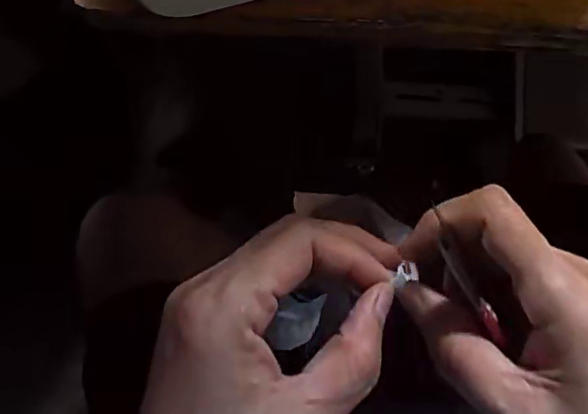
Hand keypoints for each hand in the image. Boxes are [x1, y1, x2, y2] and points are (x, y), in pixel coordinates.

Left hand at [142, 215, 398, 413]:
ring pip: (275, 248)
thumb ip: (353, 353)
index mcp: (221, 303)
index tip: (392, 278)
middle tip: (390, 267)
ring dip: (327, 256)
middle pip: (288, 234)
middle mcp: (203, 286)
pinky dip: (302, 275)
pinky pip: (260, 272)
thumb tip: (383, 295)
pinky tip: (331, 293)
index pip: (303, 239)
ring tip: (369, 276)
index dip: (356, 251)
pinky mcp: (198, 319)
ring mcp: (195, 301)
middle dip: (346, 246)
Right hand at [396, 186, 587, 413]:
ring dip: (466, 278)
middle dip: (449, 254)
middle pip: (494, 224)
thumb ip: (456, 349)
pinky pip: (517, 272)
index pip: (493, 208)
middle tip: (423, 309)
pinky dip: (487, 293)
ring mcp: (572, 275)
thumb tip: (409, 293)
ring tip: (455, 333)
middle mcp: (566, 263)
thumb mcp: (513, 408)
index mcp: (558, 281)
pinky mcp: (571, 293)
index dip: (442, 220)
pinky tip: (484, 337)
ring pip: (502, 248)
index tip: (406, 262)